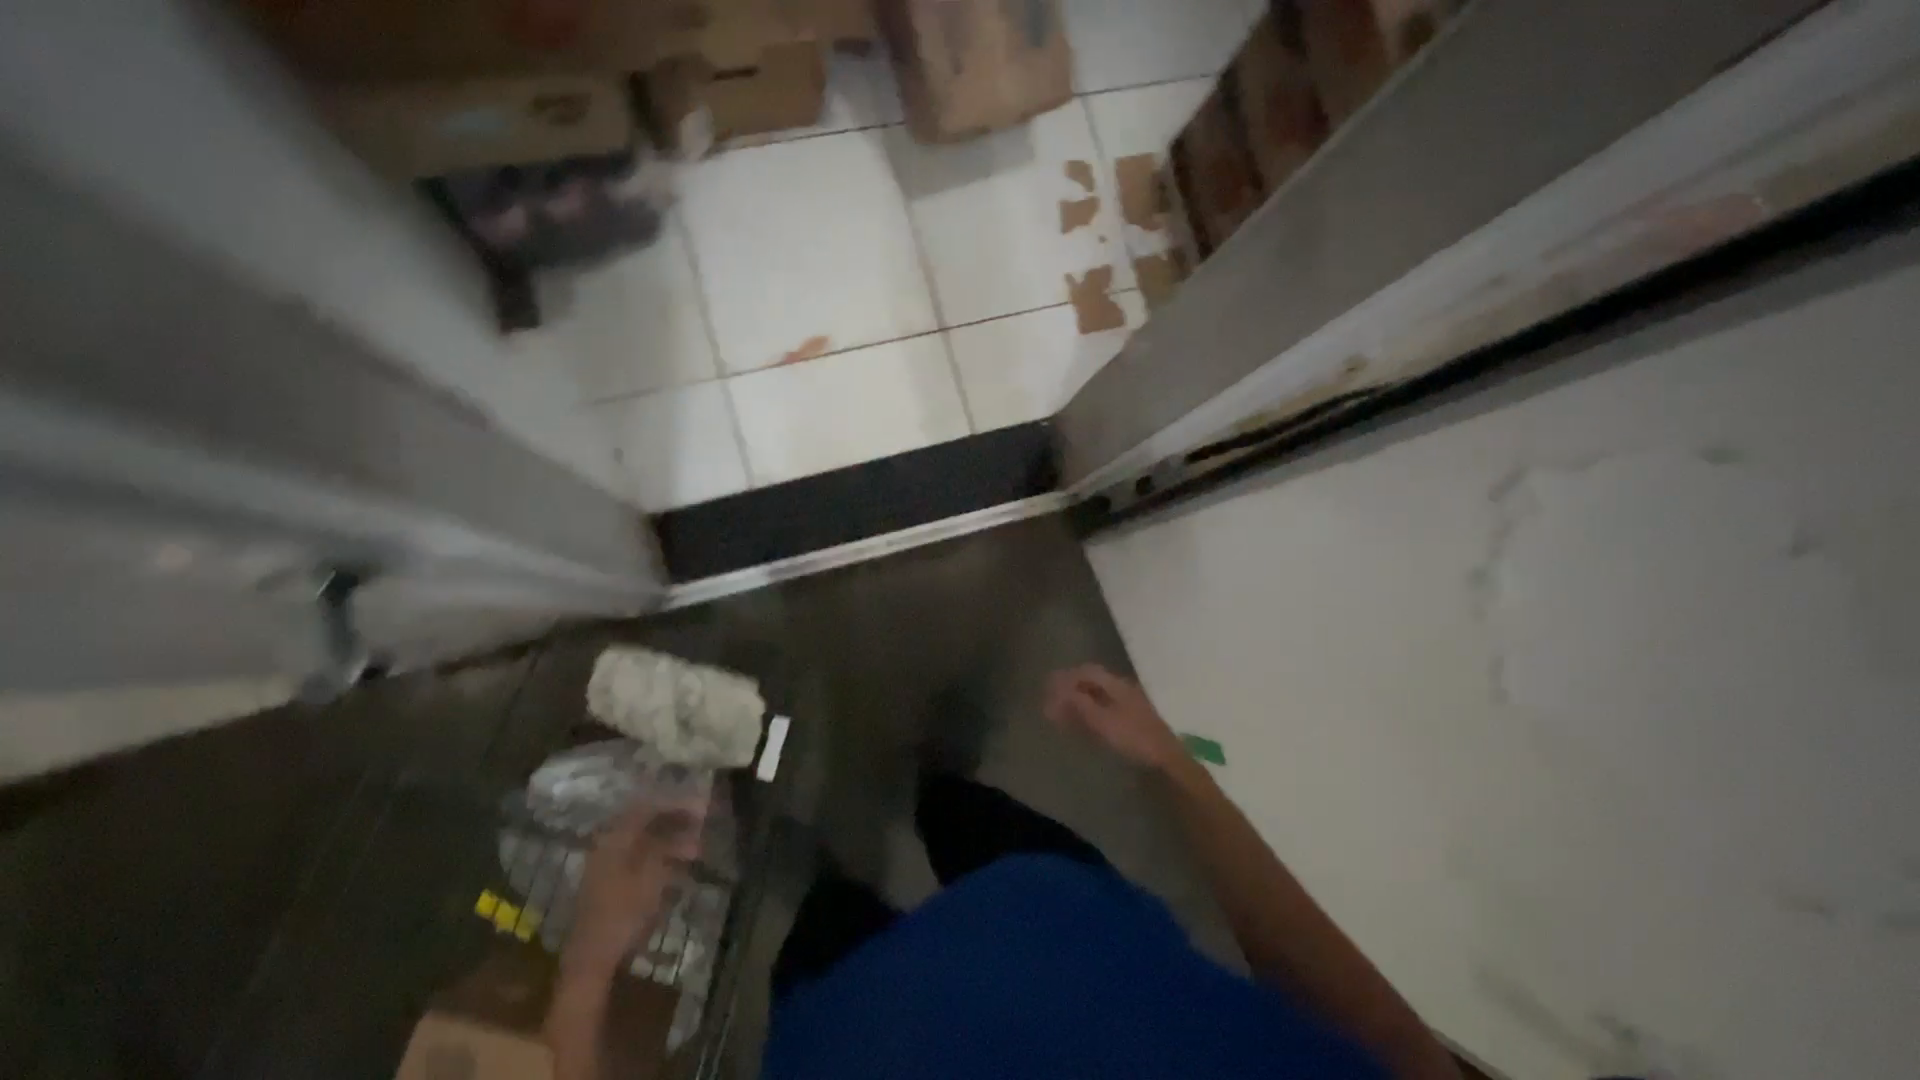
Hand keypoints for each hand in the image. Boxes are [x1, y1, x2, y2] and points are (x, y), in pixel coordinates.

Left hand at [564, 801, 696, 974]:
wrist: (593, 957)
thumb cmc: (623, 913)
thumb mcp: (650, 876)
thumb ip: (668, 845)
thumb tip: (688, 823)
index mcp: (614, 839)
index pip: (646, 808)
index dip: (676, 804)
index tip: (701, 807)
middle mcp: (608, 846)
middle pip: (644, 823)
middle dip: (674, 821)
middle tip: (702, 825)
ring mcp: (607, 866)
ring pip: (643, 843)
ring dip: (670, 841)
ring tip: (696, 849)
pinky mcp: (610, 884)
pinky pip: (639, 859)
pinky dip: (660, 858)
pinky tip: (677, 867)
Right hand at [1044, 664, 1185, 774]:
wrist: (1166, 759)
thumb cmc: (1133, 737)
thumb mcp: (1103, 721)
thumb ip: (1080, 704)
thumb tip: (1060, 690)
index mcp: (1117, 685)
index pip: (1088, 672)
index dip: (1067, 677)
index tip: (1049, 686)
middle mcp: (1123, 690)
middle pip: (1093, 683)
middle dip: (1071, 690)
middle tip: (1052, 703)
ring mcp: (1129, 706)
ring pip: (1098, 698)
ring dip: (1079, 703)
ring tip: (1061, 715)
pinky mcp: (1132, 722)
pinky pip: (1105, 711)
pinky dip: (1089, 714)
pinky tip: (1081, 725)